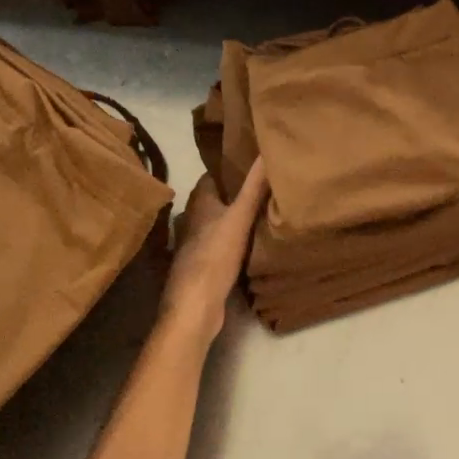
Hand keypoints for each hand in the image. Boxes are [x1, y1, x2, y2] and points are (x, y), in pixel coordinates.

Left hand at [162, 159, 268, 341]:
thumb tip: (266, 150)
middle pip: (214, 199)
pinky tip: (252, 241)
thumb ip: (254, 187)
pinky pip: (220, 243)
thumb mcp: (239, 218)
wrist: (195, 307)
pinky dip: (233, 239)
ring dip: (234, 217)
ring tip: (262, 208)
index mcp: (197, 205)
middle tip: (263, 183)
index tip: (251, 161)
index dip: (229, 168)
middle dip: (234, 191)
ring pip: (217, 222)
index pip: (211, 176)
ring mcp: (195, 246)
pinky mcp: (202, 266)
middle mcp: (192, 221)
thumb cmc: (214, 257)